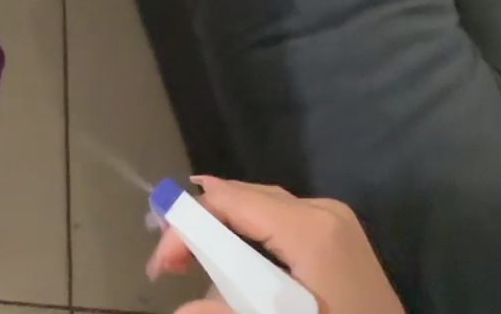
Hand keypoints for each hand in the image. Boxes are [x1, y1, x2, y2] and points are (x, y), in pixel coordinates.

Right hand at [147, 176, 402, 313]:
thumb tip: (178, 311)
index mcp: (310, 229)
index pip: (228, 203)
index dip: (186, 226)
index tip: (161, 265)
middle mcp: (322, 210)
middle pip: (241, 198)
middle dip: (199, 226)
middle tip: (167, 261)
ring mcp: (335, 220)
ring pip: (258, 205)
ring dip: (221, 228)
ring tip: (188, 254)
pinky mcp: (339, 235)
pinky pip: (279, 218)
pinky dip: (248, 232)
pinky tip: (230, 250)